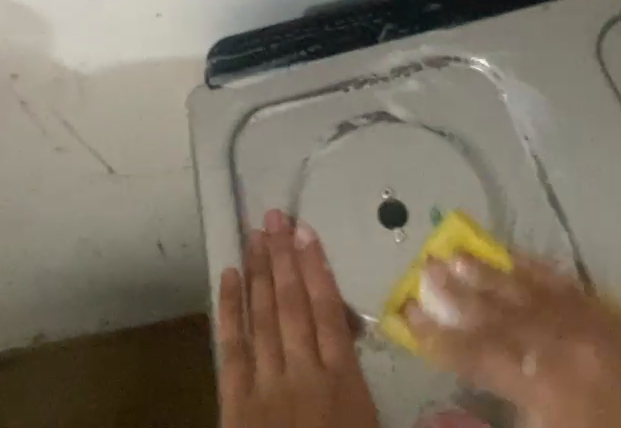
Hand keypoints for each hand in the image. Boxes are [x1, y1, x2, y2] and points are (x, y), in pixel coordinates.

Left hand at [217, 209, 379, 427]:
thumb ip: (381, 395)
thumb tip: (393, 357)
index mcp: (345, 384)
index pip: (330, 312)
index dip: (316, 269)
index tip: (305, 232)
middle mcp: (306, 374)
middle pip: (293, 304)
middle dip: (283, 257)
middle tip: (273, 216)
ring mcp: (268, 387)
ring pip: (263, 317)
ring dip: (258, 271)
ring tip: (254, 233)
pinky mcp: (236, 405)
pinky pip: (232, 349)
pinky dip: (229, 310)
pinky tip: (228, 276)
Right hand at [403, 254, 620, 427]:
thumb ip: (494, 424)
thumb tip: (443, 414)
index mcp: (549, 385)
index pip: (479, 353)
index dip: (438, 336)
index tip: (406, 314)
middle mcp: (569, 345)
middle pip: (501, 312)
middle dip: (459, 293)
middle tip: (425, 268)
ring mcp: (598, 328)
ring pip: (532, 291)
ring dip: (491, 273)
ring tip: (456, 253)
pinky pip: (572, 286)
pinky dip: (540, 271)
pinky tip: (518, 258)